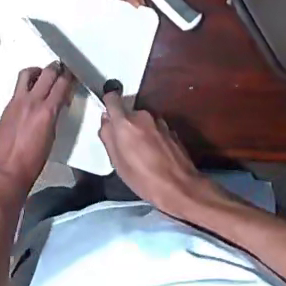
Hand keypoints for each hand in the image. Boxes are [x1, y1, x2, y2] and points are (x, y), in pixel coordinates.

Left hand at [0, 64, 74, 192]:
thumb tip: (56, 104)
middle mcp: (33, 101)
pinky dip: (27, 84)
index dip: (69, 76)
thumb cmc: (35, 158)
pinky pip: (18, 87)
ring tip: (43, 75)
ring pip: (27, 74)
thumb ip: (54, 114)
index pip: (62, 84)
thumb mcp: (52, 134)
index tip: (73, 72)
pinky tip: (31, 92)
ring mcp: (18, 101)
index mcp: (48, 111)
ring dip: (38, 71)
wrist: (9, 167)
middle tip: (61, 67)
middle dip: (56, 68)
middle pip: (47, 73)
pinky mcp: (8, 106)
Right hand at [99, 92, 229, 221]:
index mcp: (126, 122)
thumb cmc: (143, 178)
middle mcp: (143, 116)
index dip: (108, 105)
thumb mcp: (117, 162)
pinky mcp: (172, 130)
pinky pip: (155, 129)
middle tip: (124, 146)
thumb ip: (108, 137)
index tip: (108, 118)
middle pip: (128, 113)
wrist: (180, 186)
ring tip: (141, 153)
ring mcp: (160, 122)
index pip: (112, 99)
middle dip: (125, 126)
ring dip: (140, 131)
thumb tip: (106, 121)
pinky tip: (155, 155)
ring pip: (143, 121)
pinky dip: (152, 137)